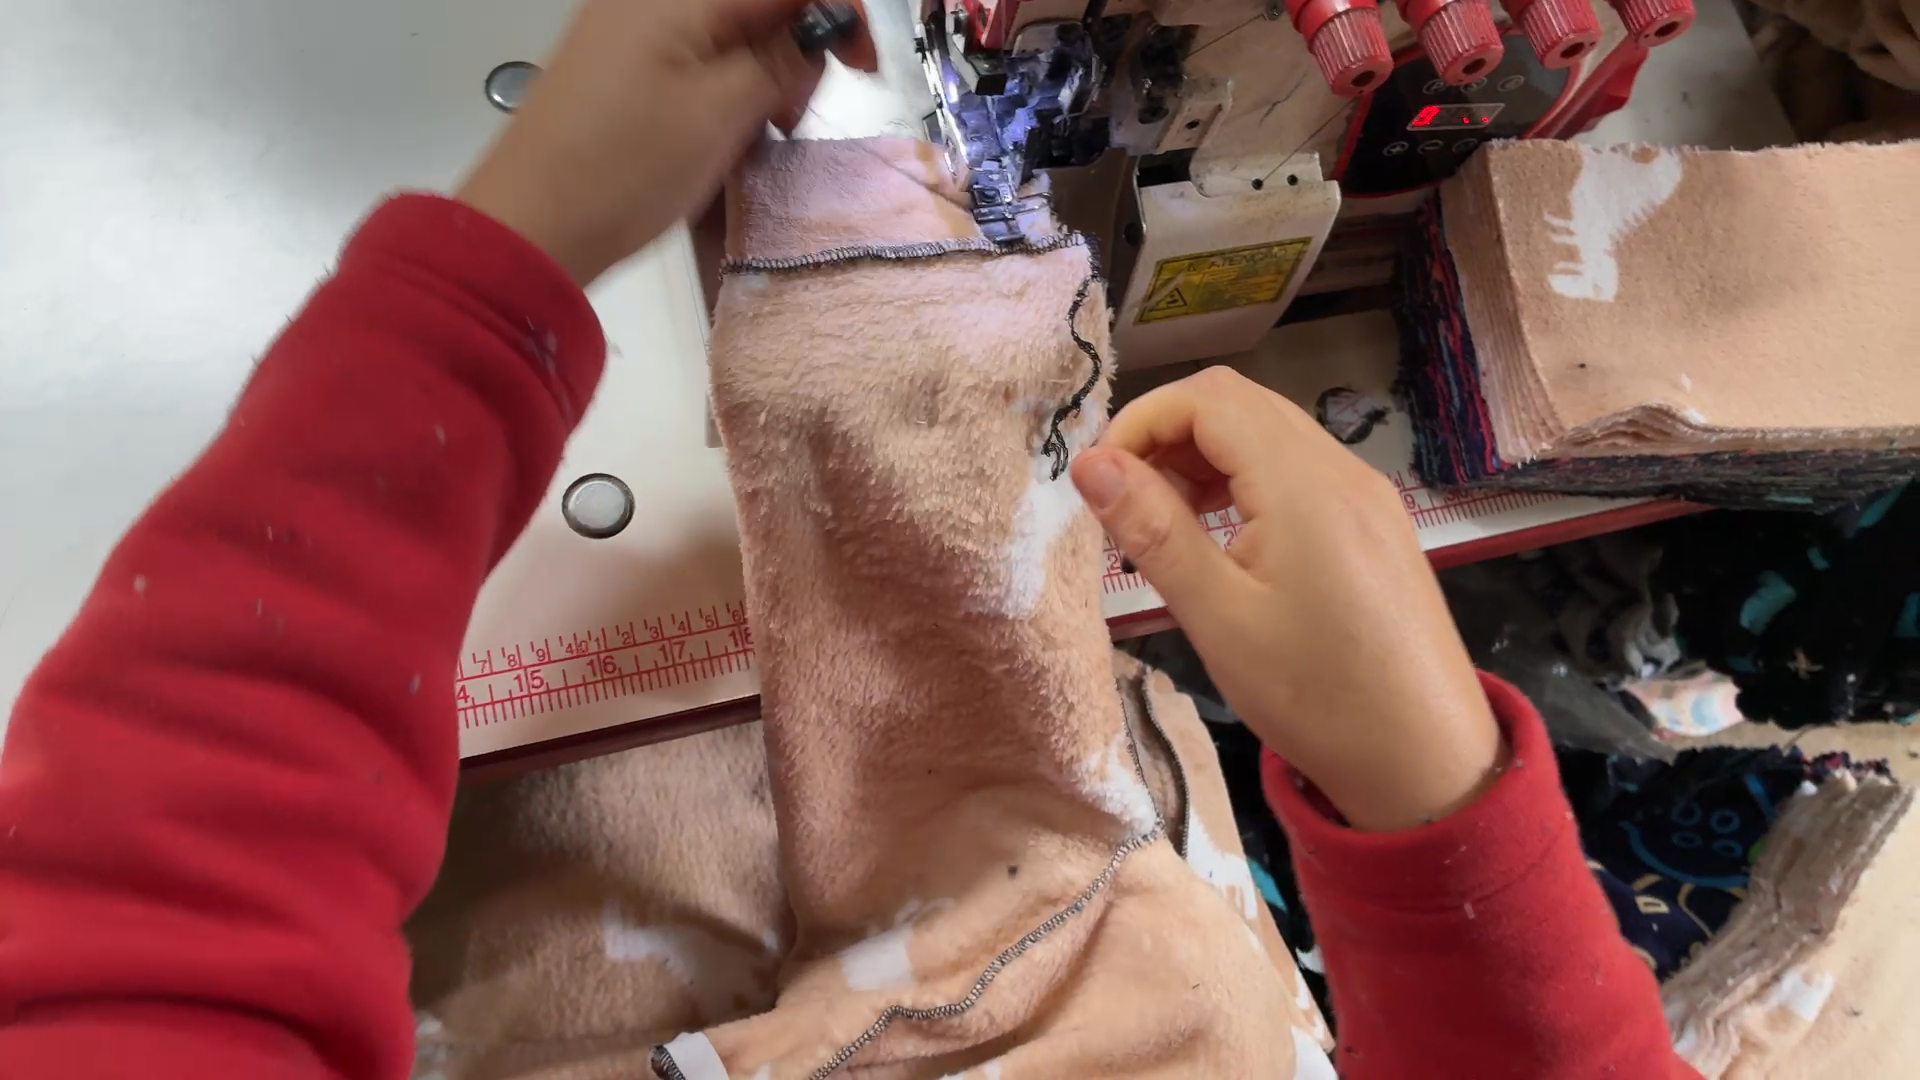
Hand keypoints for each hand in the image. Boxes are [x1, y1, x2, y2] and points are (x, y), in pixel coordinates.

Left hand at [456, 0, 876, 284]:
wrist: (539, 220)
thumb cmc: (630, 168)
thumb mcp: (720, 115)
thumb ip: (777, 65)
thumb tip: (814, 38)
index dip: (839, 11)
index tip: (865, 67)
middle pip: (759, 8)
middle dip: (795, 54)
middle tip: (788, 120)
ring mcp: (637, 31)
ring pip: (733, 40)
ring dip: (763, 83)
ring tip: (752, 142)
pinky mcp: (628, 68)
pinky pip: (702, 65)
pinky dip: (730, 97)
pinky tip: (725, 140)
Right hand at [1072, 368, 1502, 831]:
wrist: (1427, 762)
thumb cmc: (1313, 694)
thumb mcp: (1216, 614)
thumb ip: (1152, 528)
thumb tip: (1089, 464)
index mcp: (1305, 484)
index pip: (1208, 399)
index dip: (1140, 421)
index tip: (1099, 478)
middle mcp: (1341, 469)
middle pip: (1237, 404)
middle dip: (1165, 435)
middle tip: (1123, 499)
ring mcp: (1363, 493)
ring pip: (1264, 432)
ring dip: (1199, 456)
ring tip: (1161, 518)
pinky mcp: (1370, 520)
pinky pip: (1292, 468)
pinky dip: (1238, 479)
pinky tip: (1216, 529)